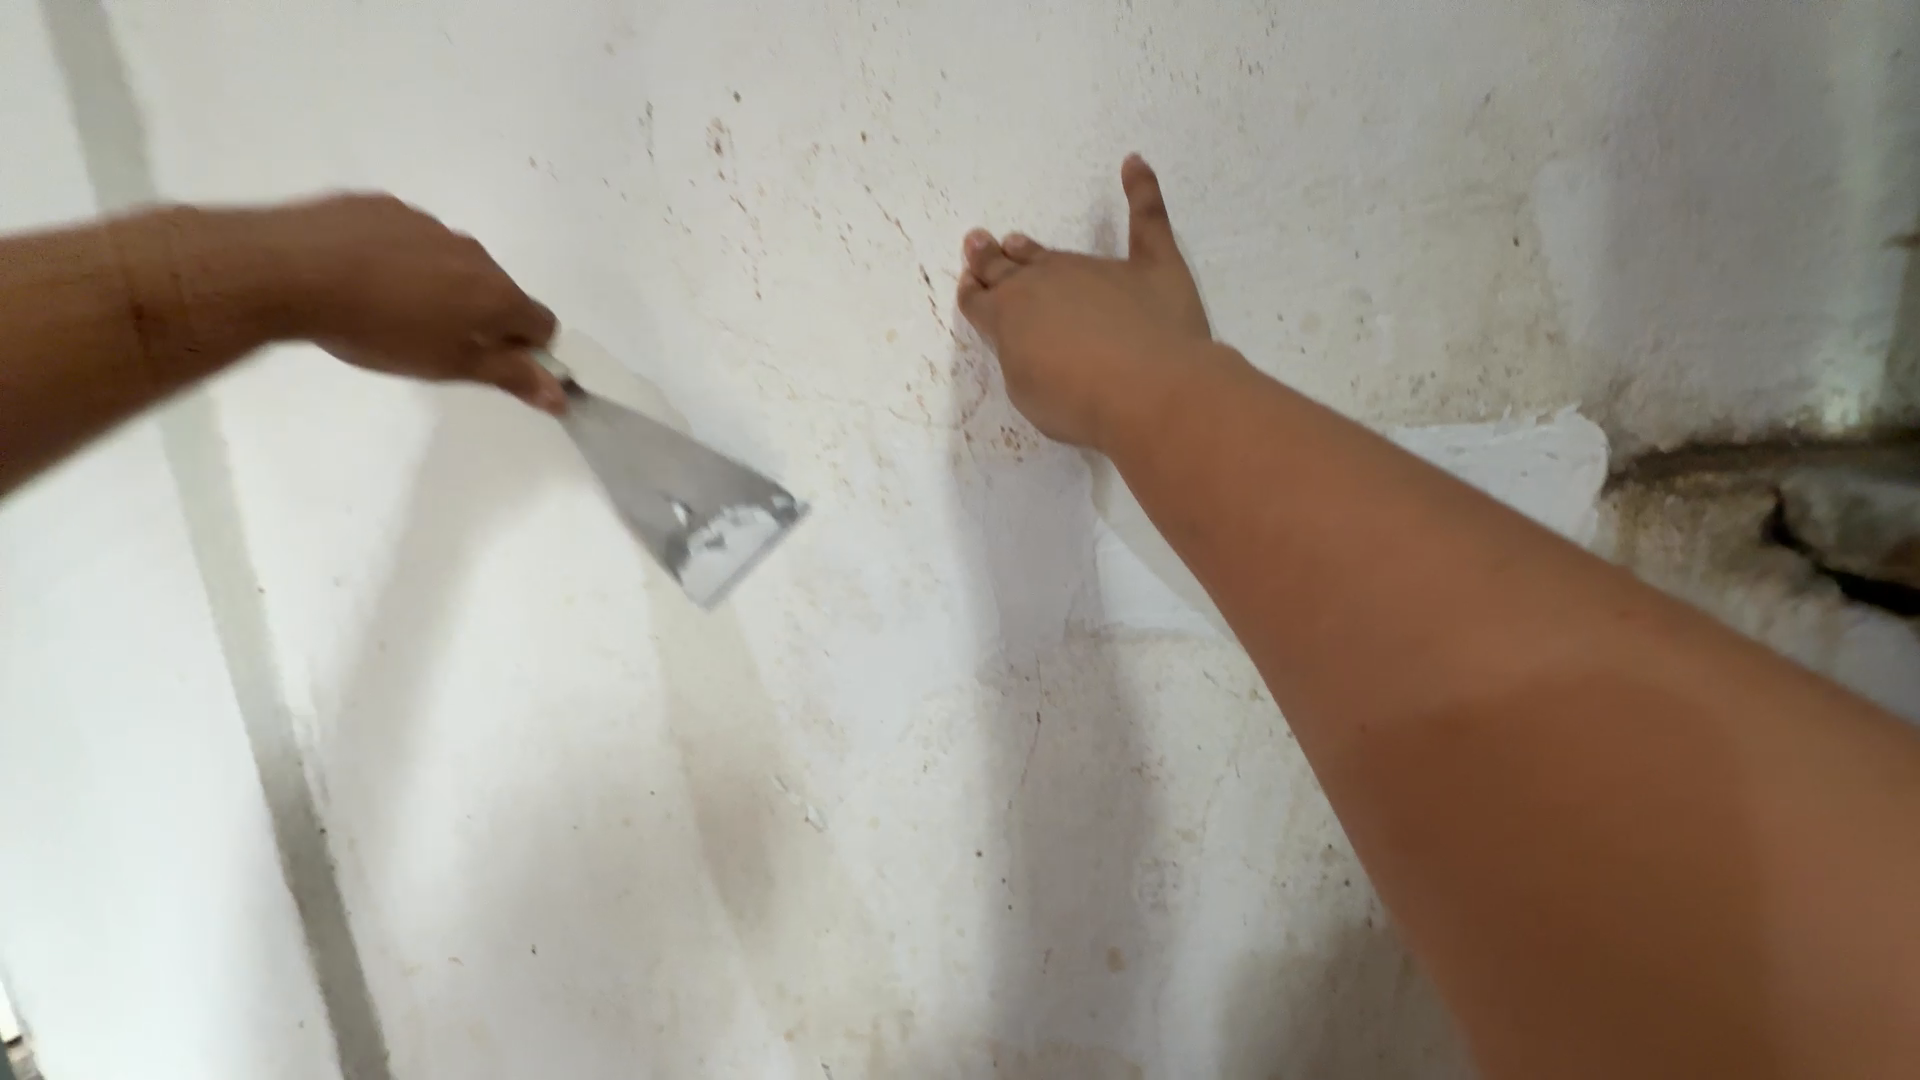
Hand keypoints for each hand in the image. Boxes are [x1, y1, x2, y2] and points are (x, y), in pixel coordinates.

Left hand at [256, 194, 565, 411]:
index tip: (487, 360)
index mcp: (498, 294)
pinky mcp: (380, 205)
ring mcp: (426, 223)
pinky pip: (407, 236)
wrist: (282, 270)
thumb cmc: (378, 330)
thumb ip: (510, 377)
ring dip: (440, 284)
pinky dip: (398, 257)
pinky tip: (359, 275)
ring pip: (453, 262)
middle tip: (434, 338)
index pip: (542, 324)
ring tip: (388, 305)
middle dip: (480, 315)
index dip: (524, 348)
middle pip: (497, 290)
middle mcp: (474, 253)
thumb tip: (562, 397)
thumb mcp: (448, 367)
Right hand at [956, 155, 1212, 448]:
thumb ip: (1020, 360)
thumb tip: (1030, 341)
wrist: (1146, 390)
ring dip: (1031, 248)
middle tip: (977, 243)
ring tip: (1016, 239)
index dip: (972, 292)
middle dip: (989, 259)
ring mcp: (1096, 270)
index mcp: (1008, 318)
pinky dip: (1142, 188)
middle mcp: (1044, 283)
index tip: (968, 281)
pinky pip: (1146, 217)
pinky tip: (1135, 164)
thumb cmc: (1077, 403)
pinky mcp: (1149, 265)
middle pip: (1008, 269)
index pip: (980, 300)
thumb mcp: (1026, 393)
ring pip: (1053, 252)